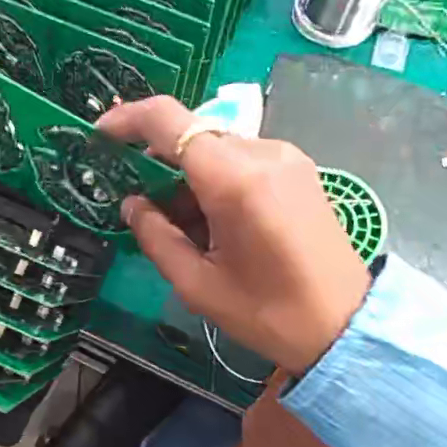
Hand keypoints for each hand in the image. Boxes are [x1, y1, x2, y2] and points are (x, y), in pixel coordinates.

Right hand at [98, 96, 371, 373]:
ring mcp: (286, 157)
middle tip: (142, 210)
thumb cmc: (268, 313)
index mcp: (235, 180)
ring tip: (184, 230)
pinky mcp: (298, 169)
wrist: (345, 325)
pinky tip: (215, 223)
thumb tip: (133, 204)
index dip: (128, 120)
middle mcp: (263, 153)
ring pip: (215, 150)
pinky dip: (215, 182)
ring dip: (188, 179)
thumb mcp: (197, 284)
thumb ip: (155, 237)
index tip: (101, 135)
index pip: (170, 122)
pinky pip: (241, 161)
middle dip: (159, 166)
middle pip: (192, 138)